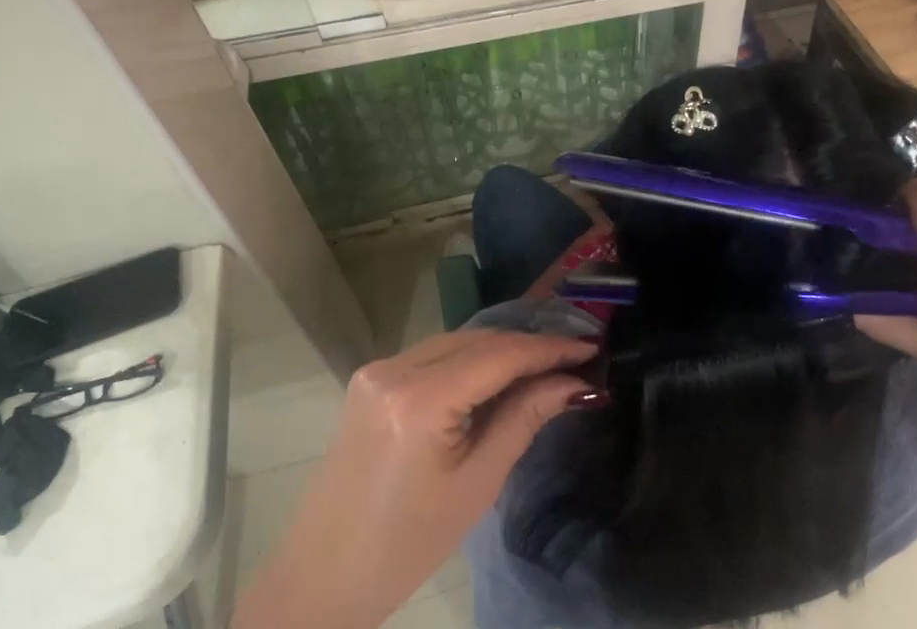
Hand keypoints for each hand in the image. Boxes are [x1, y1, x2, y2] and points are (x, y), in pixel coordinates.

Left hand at [235, 329, 595, 628]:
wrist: (324, 576)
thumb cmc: (408, 543)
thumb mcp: (478, 483)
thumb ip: (524, 418)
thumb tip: (575, 383)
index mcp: (419, 399)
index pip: (499, 355)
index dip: (549, 349)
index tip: (592, 349)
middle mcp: (394, 369)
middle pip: (478, 340)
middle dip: (529, 346)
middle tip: (577, 359)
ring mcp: (377, 372)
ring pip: (456, 343)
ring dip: (502, 350)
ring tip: (548, 365)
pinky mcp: (371, 382)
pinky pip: (434, 357)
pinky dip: (471, 360)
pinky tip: (499, 376)